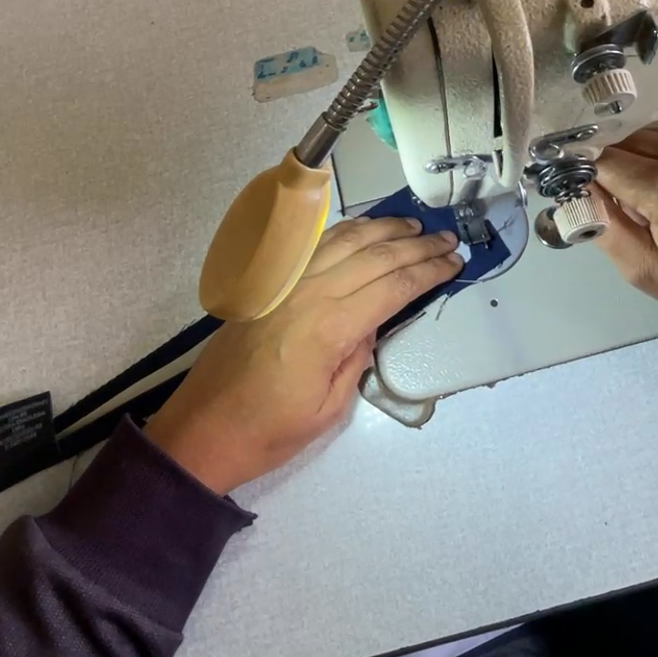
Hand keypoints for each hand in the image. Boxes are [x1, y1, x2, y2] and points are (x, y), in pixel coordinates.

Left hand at [146, 218, 461, 494]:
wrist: (203, 427)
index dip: (428, 272)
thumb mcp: (329, 408)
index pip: (393, 286)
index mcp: (330, 327)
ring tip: (413, 226)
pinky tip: (363, 230)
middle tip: (446, 240)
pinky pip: (313, 245)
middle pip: (375, 255)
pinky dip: (345, 231)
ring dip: (383, 229)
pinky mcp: (269, 283)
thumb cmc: (270, 430)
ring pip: (345, 240)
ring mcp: (286, 282)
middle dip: (416, 246)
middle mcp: (310, 293)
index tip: (454, 263)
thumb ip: (358, 356)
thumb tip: (374, 322)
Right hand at [591, 125, 657, 338]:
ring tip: (655, 200)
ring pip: (646, 138)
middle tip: (628, 209)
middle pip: (623, 145)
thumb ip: (602, 225)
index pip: (602, 163)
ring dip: (638, 163)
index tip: (591, 202)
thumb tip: (575, 190)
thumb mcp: (643, 271)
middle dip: (615, 174)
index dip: (589, 181)